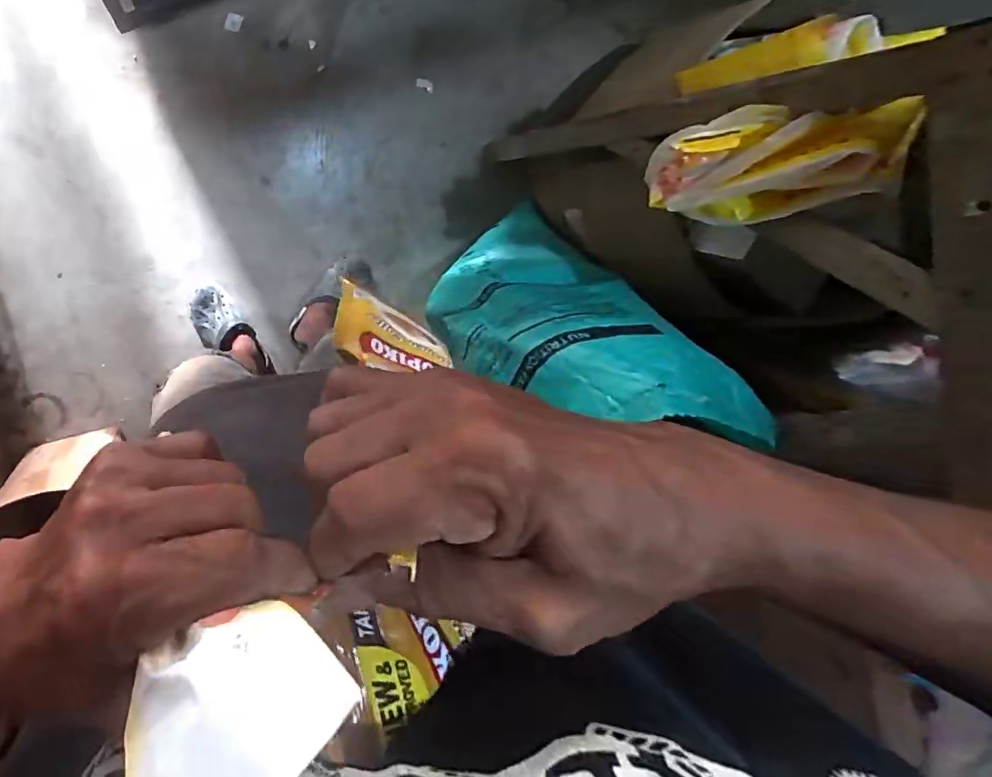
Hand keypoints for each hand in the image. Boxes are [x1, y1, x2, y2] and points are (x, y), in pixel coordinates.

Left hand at [0, 432, 315, 717]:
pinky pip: (193, 446)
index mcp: (128, 585)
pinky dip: (208, 472)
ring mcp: (116, 476)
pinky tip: (195, 500)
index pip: (237, 557)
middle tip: (254, 563)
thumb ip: (211, 649)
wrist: (7, 610)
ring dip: (235, 504)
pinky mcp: (113, 454)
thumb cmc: (68, 664)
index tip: (299, 577)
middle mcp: (122, 519)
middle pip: (236, 506)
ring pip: (220, 471)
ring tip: (224, 532)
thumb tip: (281, 614)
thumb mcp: (139, 687)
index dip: (282, 568)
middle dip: (260, 537)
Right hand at [305, 366, 756, 654]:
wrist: (667, 486)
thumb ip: (439, 596)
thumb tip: (351, 581)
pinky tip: (379, 457)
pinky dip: (343, 426)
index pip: (353, 507)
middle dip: (334, 516)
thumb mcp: (546, 617)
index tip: (343, 583)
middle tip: (376, 548)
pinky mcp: (432, 374)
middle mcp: (438, 409)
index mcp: (474, 468)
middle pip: (324, 459)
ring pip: (326, 422)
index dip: (333, 554)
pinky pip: (346, 389)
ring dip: (337, 471)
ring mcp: (431, 382)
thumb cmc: (621, 561)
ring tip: (381, 503)